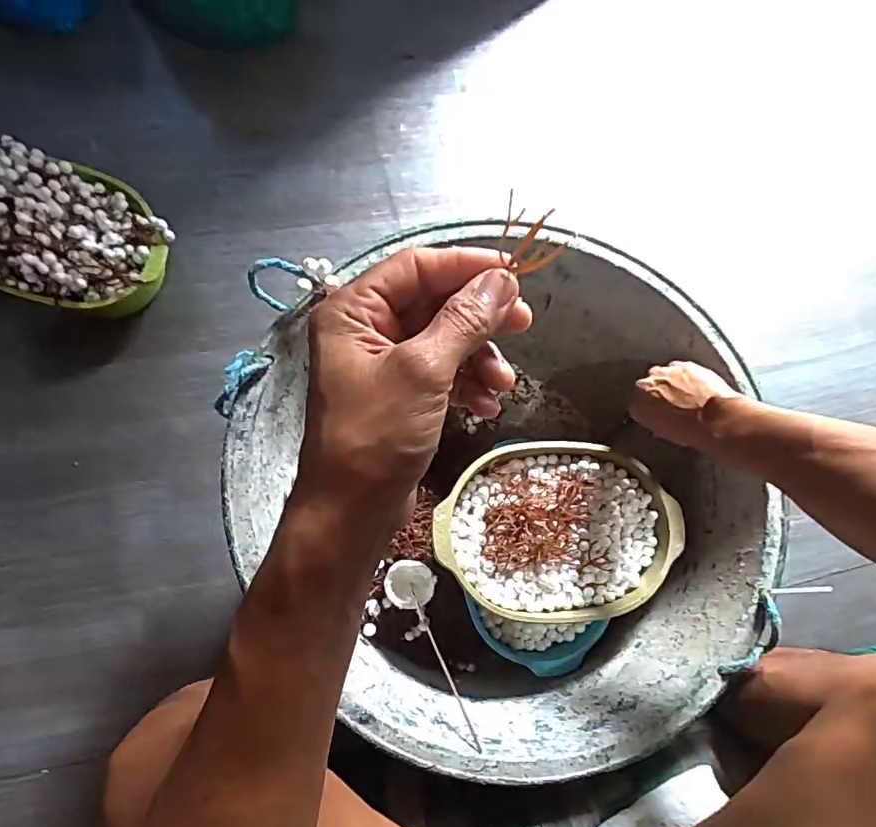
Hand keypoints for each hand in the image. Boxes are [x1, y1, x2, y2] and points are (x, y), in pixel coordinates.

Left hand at [300, 248, 531, 501]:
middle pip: (434, 304)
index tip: (513, 274)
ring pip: (444, 343)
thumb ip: (463, 321)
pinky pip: (441, 377)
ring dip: (479, 360)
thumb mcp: (422, 371)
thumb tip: (501, 282)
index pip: (416, 267)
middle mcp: (365, 332)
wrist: (352, 511)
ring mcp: (383, 367)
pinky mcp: (400, 399)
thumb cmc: (375, 436)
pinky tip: (486, 406)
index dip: (466, 266)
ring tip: (504, 385)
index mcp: (354, 311)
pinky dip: (466, 387)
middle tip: (524, 323)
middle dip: (480, 319)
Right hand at [630, 361, 740, 449]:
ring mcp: (665, 371)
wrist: (715, 417)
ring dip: (669, 382)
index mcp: (637, 405)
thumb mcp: (663, 431)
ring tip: (683, 393)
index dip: (647, 409)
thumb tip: (655, 416)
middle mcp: (646, 384)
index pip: (636, 405)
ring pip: (662, 375)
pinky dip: (684, 376)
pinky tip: (694, 386)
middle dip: (655, 392)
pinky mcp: (684, 364)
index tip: (656, 414)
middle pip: (646, 386)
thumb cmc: (688, 430)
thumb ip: (652, 418)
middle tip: (668, 402)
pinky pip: (679, 370)